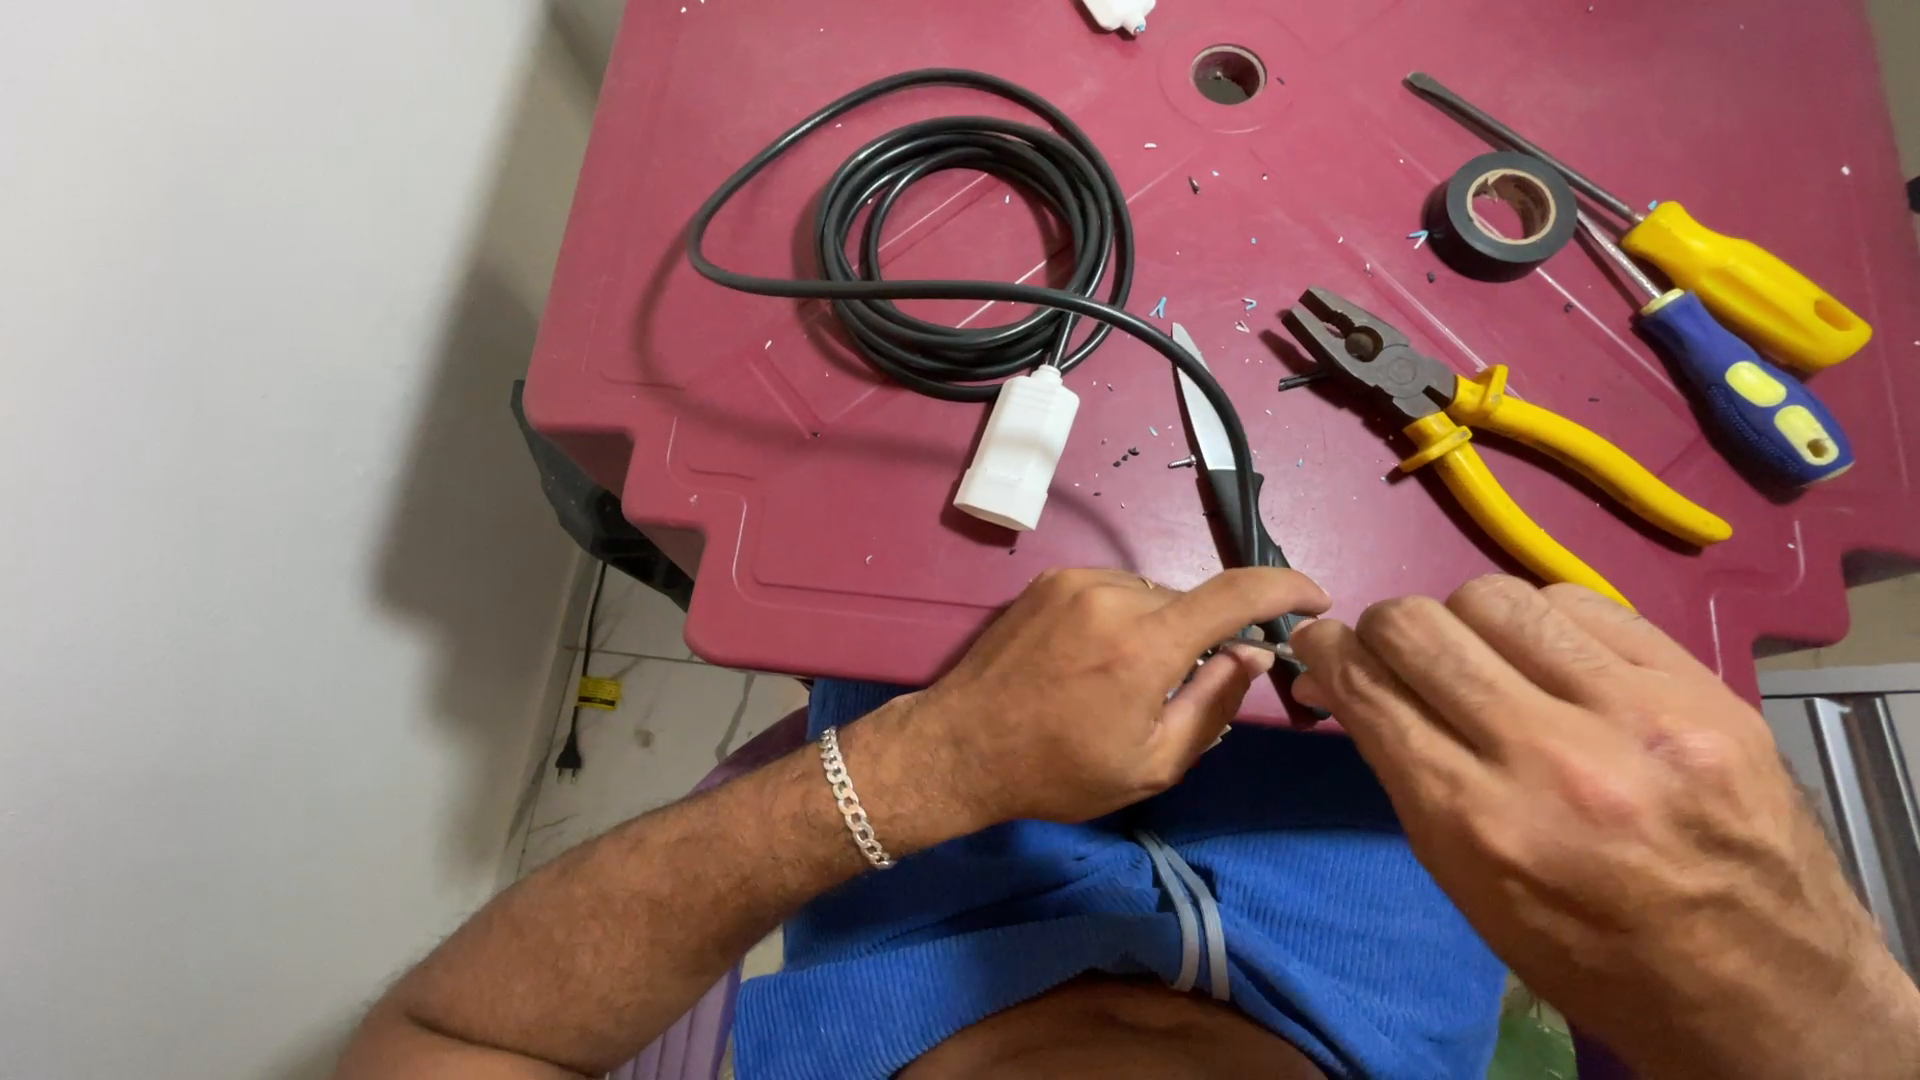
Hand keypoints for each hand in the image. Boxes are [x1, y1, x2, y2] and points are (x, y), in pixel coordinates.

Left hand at [906, 567, 1328, 826]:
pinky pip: (1112, 589)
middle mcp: (1112, 595)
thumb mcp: (1150, 762)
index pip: (1236, 594)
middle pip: (1189, 602)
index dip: (1287, 588)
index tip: (1315, 598)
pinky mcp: (1048, 579)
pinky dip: (1124, 616)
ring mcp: (1075, 580)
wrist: (960, 745)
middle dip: (1202, 638)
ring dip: (1159, 627)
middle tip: (1177, 688)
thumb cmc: (1056, 770)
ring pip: (1150, 594)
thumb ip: (1212, 704)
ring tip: (1121, 679)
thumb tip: (1251, 655)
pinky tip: (1093, 658)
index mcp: (1144, 644)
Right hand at [1290, 575, 1919, 1079]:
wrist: (1763, 997)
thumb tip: (1331, 676)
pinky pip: (1578, 602)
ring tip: (1477, 657)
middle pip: (1414, 625)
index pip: (1365, 685)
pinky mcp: (1704, 690)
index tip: (1317, 645)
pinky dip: (1538, 621)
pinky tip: (1547, 659)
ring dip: (1459, 621)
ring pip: (1490, 596)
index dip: (1322, 651)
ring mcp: (1639, 716)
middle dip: (1380, 630)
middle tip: (1392, 655)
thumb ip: (1392, 759)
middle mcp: (1553, 756)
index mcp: (1477, 819)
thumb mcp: (1455, 870)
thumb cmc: (1576, 946)